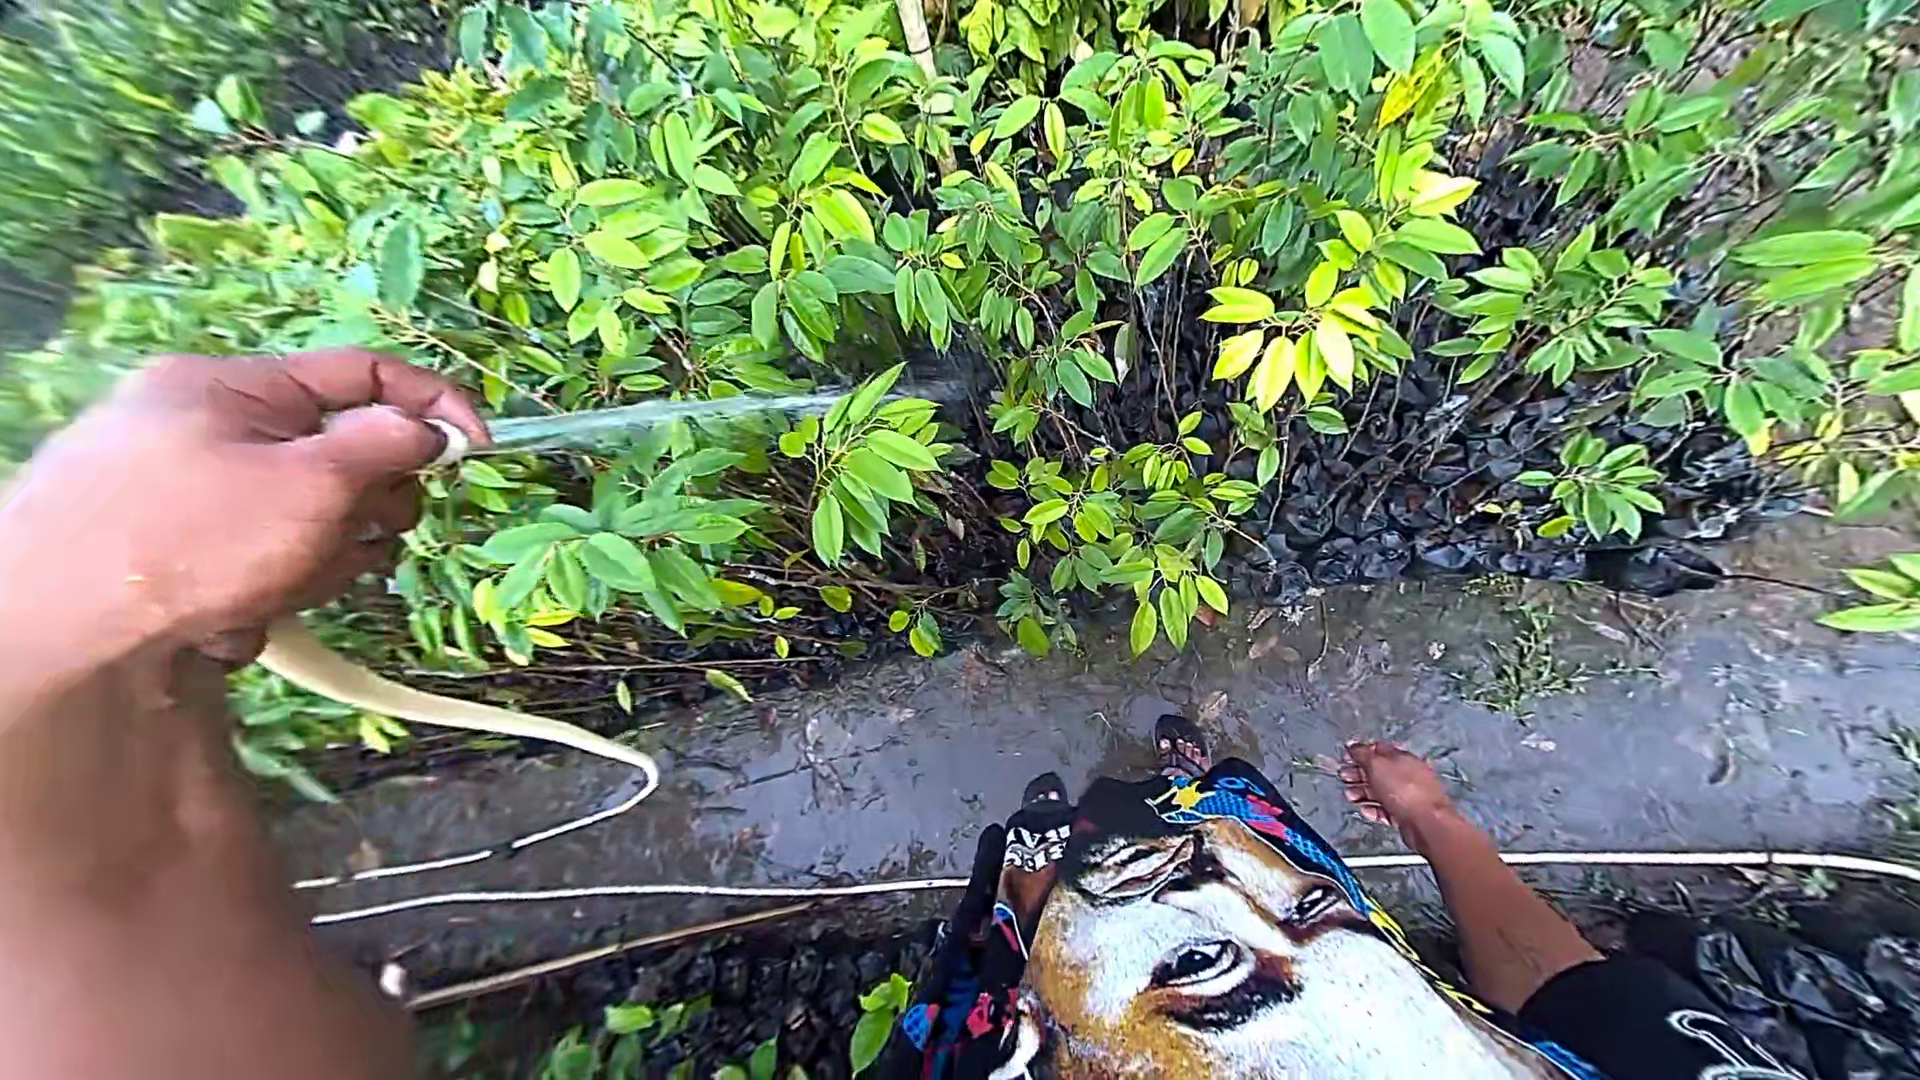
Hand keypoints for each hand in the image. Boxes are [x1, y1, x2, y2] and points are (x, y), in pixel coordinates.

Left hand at [0, 350, 487, 664]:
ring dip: (346, 539)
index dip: (436, 403)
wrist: (60, 645)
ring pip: (339, 499)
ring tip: (301, 571)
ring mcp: (217, 480)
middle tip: (367, 524)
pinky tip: (272, 591)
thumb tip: (433, 431)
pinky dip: (309, 564)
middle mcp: (225, 424)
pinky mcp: (216, 532)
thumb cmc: (192, 543)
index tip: (479, 448)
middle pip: (358, 443)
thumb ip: (388, 443)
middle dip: (379, 492)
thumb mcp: (313, 481)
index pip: (367, 372)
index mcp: (235, 387)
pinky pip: (304, 536)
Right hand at [1340, 741, 1460, 845]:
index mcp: (1403, 759)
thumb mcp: (1376, 764)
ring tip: (1351, 797)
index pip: (1378, 750)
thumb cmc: (1403, 790)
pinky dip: (1374, 809)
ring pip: (1380, 791)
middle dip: (1358, 774)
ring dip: (1362, 793)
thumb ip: (1361, 753)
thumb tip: (1352, 746)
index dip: (1360, 753)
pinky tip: (1366, 810)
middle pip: (1377, 771)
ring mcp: (1409, 797)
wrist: (1428, 825)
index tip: (1346, 759)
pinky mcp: (1408, 815)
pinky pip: (1386, 809)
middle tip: (1345, 778)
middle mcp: (1408, 776)